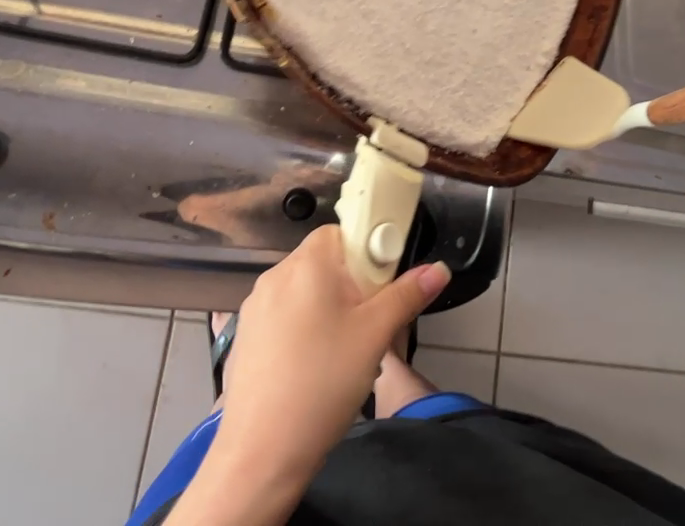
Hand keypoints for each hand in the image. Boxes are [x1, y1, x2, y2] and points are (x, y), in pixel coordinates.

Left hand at [215, 226, 449, 480]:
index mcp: (304, 265)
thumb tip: (439, 269)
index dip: (367, 250)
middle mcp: (274, 277)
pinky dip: (306, 331)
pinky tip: (318, 369)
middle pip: (323, 262)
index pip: (340, 232)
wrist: (261, 453)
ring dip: (331, 309)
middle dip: (353, 285)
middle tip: (372, 323)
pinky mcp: (246, 339)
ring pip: (305, 292)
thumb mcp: (375, 336)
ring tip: (348, 352)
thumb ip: (407, 295)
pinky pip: (285, 318)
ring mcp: (254, 309)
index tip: (384, 284)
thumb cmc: (324, 382)